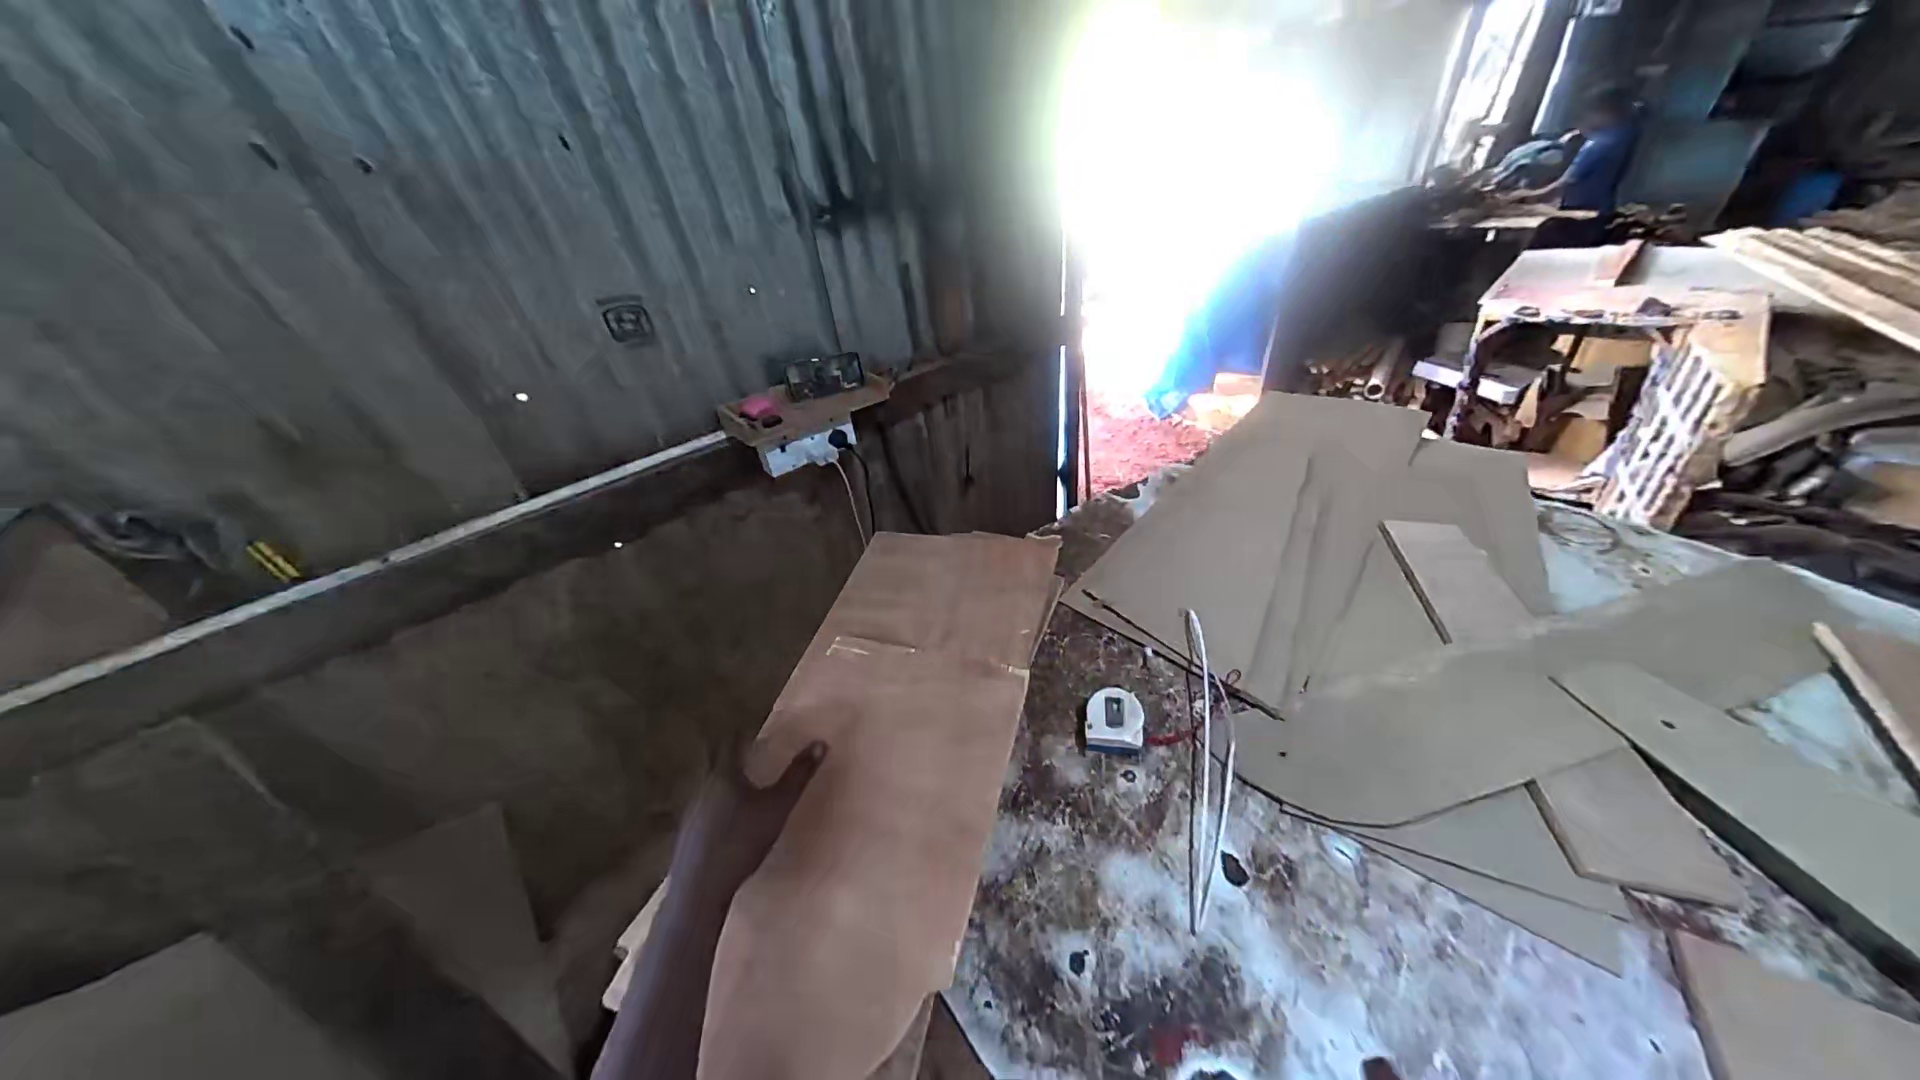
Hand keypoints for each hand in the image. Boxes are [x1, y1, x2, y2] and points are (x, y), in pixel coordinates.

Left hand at [670, 740, 826, 900]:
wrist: (700, 888)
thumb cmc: (742, 840)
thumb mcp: (778, 807)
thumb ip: (798, 775)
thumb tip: (819, 743)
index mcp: (724, 775)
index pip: (731, 744)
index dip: (742, 735)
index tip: (752, 732)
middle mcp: (703, 787)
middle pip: (718, 765)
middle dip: (735, 761)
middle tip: (753, 759)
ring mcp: (691, 813)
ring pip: (710, 789)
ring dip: (726, 786)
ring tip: (744, 792)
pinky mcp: (686, 836)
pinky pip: (704, 812)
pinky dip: (717, 809)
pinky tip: (728, 826)